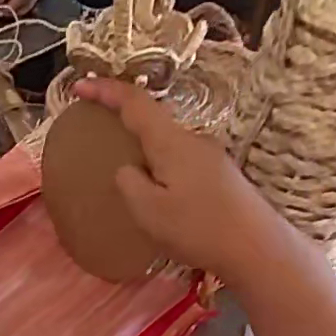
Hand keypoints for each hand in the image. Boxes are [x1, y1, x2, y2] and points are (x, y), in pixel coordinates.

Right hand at [72, 77, 305, 284]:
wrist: (256, 248)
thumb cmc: (198, 229)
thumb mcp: (149, 211)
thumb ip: (129, 183)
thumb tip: (127, 169)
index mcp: (171, 142)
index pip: (134, 102)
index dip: (105, 91)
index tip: (80, 86)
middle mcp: (193, 140)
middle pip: (154, 121)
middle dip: (125, 122)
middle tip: (101, 133)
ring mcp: (211, 157)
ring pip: (169, 145)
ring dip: (146, 151)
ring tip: (129, 172)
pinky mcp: (221, 176)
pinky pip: (182, 162)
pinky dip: (162, 167)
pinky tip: (160, 194)